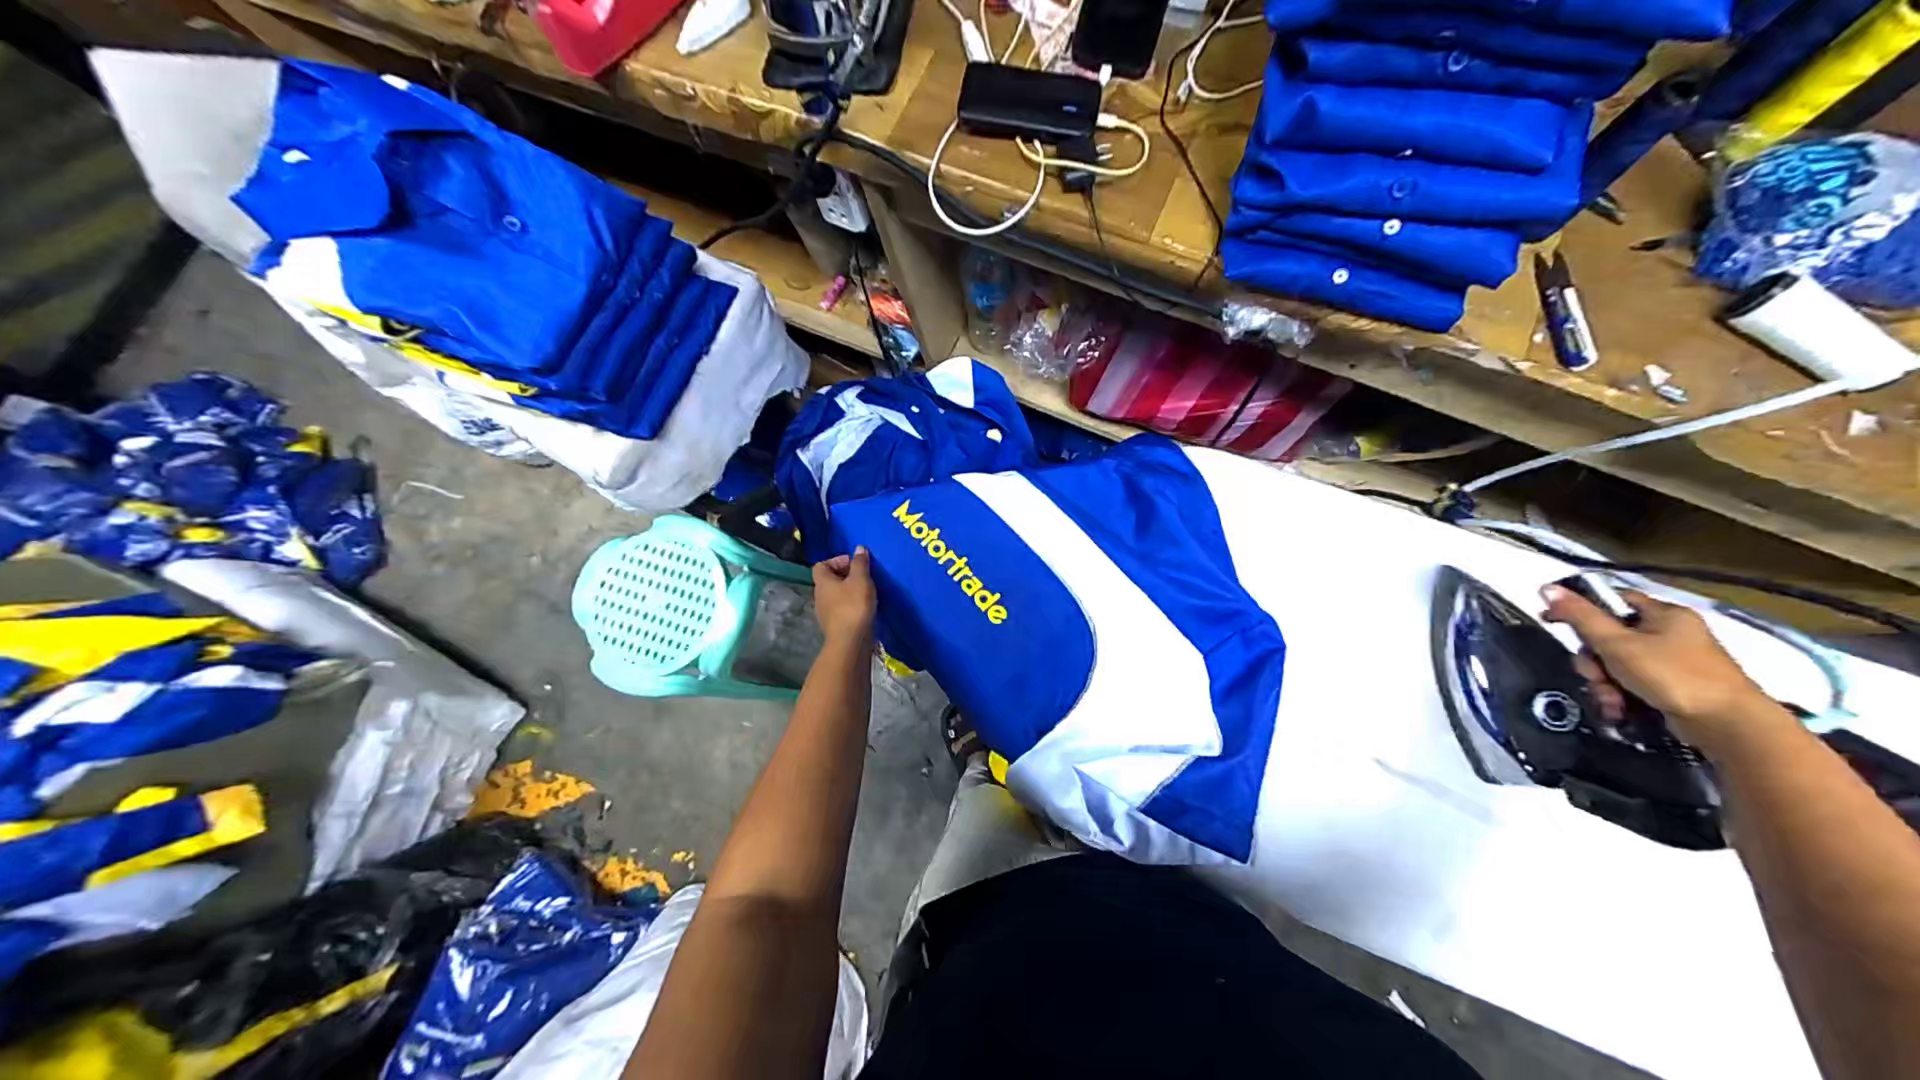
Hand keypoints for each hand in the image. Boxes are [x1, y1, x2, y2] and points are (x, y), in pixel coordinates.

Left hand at [812, 547, 875, 643]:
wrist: (850, 641)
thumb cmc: (853, 605)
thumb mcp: (861, 579)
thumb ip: (860, 563)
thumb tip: (858, 548)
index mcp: (822, 582)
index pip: (821, 565)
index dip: (836, 560)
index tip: (853, 564)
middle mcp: (819, 596)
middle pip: (829, 580)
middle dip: (845, 575)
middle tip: (863, 576)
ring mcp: (825, 613)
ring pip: (836, 595)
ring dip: (849, 591)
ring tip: (866, 592)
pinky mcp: (834, 626)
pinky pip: (841, 609)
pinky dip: (851, 605)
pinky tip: (864, 608)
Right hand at [1541, 585, 1787, 753]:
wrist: (1728, 725)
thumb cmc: (1672, 675)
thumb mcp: (1617, 644)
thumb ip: (1581, 616)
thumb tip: (1546, 587)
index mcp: (1664, 614)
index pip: (1611, 600)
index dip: (1579, 609)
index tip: (1551, 622)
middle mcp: (1670, 633)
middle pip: (1608, 637)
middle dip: (1593, 661)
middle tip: (1594, 675)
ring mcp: (1673, 661)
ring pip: (1616, 663)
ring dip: (1604, 682)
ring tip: (1611, 700)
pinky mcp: (1673, 685)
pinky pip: (1632, 682)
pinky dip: (1620, 694)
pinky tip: (1619, 708)